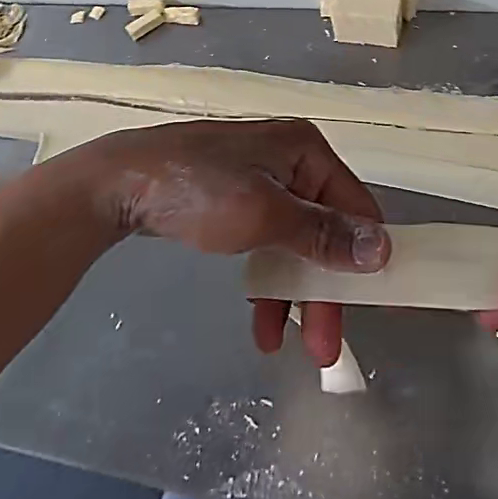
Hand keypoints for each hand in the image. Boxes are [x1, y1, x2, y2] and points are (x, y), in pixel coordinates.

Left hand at [54, 118, 388, 365]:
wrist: (116, 183)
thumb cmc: (197, 191)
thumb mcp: (265, 216)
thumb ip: (323, 235)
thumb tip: (381, 249)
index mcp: (307, 151)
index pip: (356, 208)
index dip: (366, 258)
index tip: (372, 308)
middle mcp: (292, 160)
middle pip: (325, 231)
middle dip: (323, 291)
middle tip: (323, 347)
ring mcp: (262, 178)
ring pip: (295, 242)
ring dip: (292, 294)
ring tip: (282, 342)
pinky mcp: (236, 197)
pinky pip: (266, 240)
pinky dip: (266, 278)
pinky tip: (259, 320)